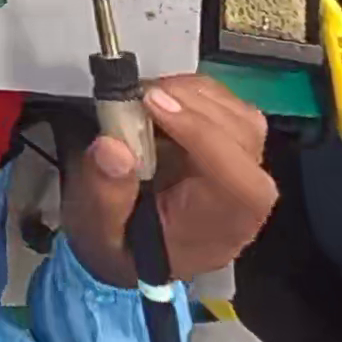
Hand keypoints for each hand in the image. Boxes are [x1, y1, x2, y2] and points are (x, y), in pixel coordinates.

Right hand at [61, 74, 276, 287]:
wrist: (130, 249)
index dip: (202, 135)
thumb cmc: (118, 243)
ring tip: (142, 96)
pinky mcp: (226, 148)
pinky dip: (193, 93)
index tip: (151, 103)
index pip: (239, 181)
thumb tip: (112, 146)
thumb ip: (104, 193)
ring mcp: (238, 168)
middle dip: (190, 105)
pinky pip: (227, 109)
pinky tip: (157, 100)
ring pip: (241, 117)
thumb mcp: (97, 228)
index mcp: (217, 226)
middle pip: (244, 139)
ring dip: (191, 94)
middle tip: (135, 95)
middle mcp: (240, 196)